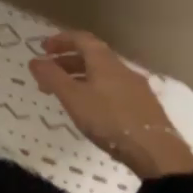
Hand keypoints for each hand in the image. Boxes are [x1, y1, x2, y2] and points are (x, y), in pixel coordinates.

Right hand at [29, 30, 192, 180]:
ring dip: (80, 77)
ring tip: (65, 94)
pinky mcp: (144, 107)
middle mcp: (123, 70)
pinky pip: (113, 89)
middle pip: (92, 56)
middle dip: (67, 61)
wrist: (158, 153)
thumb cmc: (109, 119)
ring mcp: (137, 88)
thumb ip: (51, 76)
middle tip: (48, 74)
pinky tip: (90, 109)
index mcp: (105, 62)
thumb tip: (35, 60)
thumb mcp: (72, 97)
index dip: (60, 40)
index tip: (43, 49)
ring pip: (103, 74)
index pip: (82, 39)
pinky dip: (95, 90)